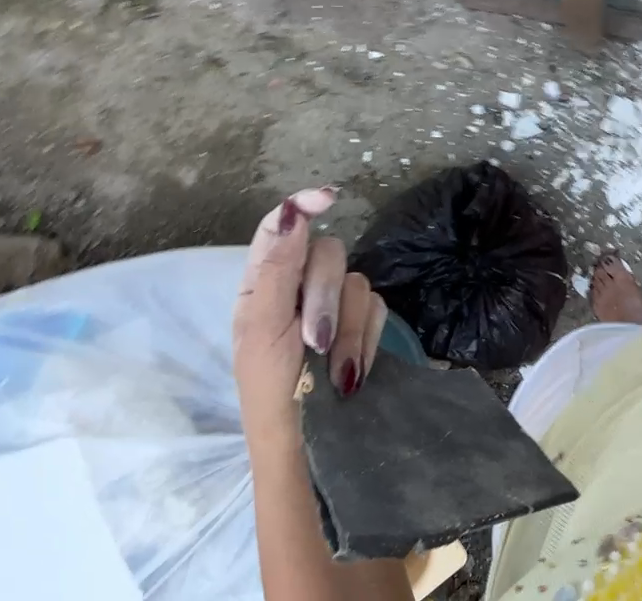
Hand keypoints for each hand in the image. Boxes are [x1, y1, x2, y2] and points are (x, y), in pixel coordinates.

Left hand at [233, 188, 389, 443]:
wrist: (313, 442)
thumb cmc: (272, 392)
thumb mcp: (265, 330)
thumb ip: (279, 268)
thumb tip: (291, 211)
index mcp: (263, 284)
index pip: (281, 227)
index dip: (302, 207)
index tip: (327, 199)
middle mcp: (300, 286)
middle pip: (329, 254)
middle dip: (326, 298)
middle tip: (316, 341)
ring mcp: (334, 305)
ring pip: (357, 282)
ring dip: (347, 330)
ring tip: (334, 369)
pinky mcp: (363, 322)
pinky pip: (377, 306)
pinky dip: (365, 339)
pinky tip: (352, 368)